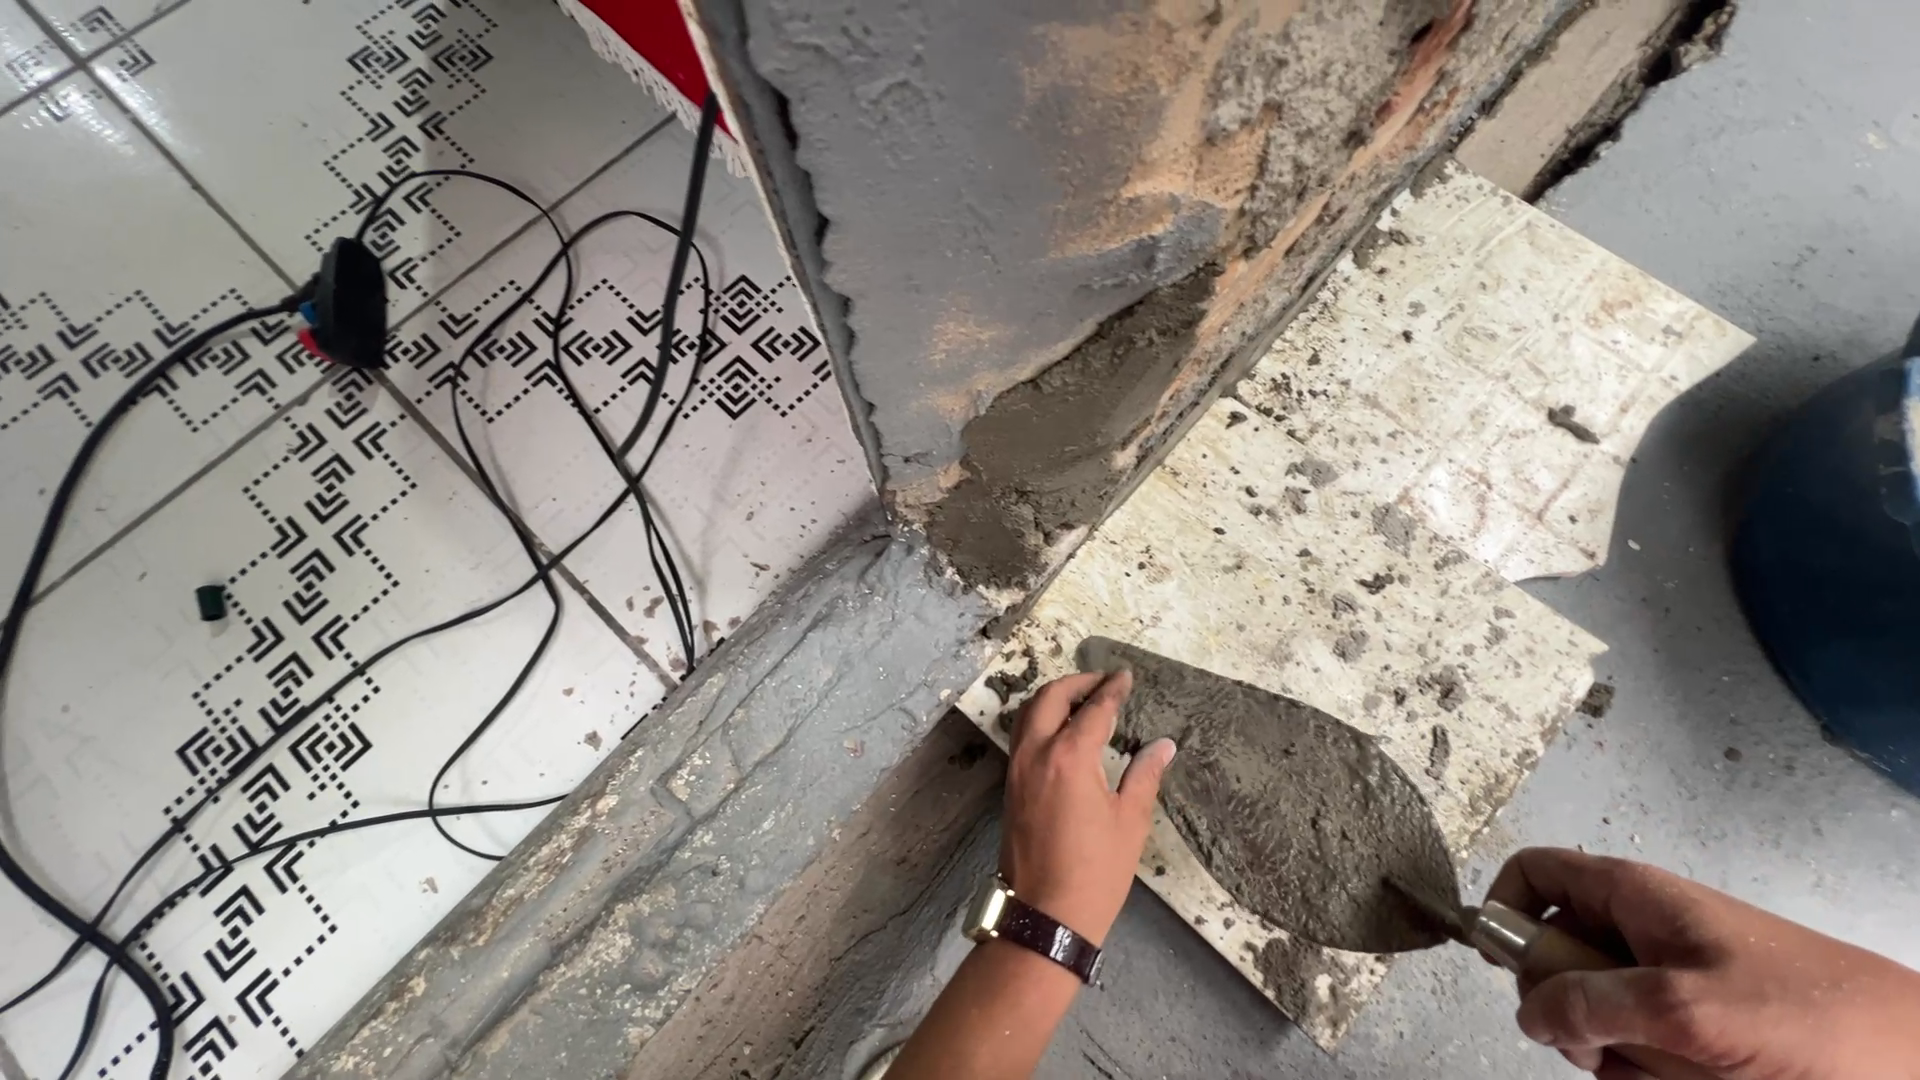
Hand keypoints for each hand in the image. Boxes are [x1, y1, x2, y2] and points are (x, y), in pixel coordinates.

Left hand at [999, 671, 1175, 946]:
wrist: (1045, 914)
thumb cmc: (1096, 871)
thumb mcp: (1130, 822)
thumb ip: (1144, 775)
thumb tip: (1163, 745)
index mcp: (1069, 757)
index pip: (1094, 709)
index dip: (1112, 689)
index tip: (1126, 676)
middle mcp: (1036, 753)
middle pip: (1050, 697)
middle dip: (1077, 682)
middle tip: (1103, 681)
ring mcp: (1017, 768)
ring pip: (1029, 713)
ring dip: (1054, 697)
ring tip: (1083, 698)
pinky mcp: (1010, 785)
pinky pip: (1022, 735)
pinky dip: (1041, 719)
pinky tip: (1062, 729)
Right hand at [1488, 847, 1919, 1079]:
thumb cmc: (1805, 1019)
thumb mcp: (1685, 1009)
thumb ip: (1592, 1004)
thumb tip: (1527, 1016)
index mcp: (1627, 892)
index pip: (1530, 873)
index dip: (1503, 909)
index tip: (1506, 968)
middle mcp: (1637, 924)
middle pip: (1555, 949)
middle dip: (1562, 1003)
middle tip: (1594, 1044)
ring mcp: (1668, 972)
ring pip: (1594, 1002)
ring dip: (1607, 1043)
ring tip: (1656, 1073)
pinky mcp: (1697, 1017)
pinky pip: (1638, 1034)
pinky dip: (1644, 1064)